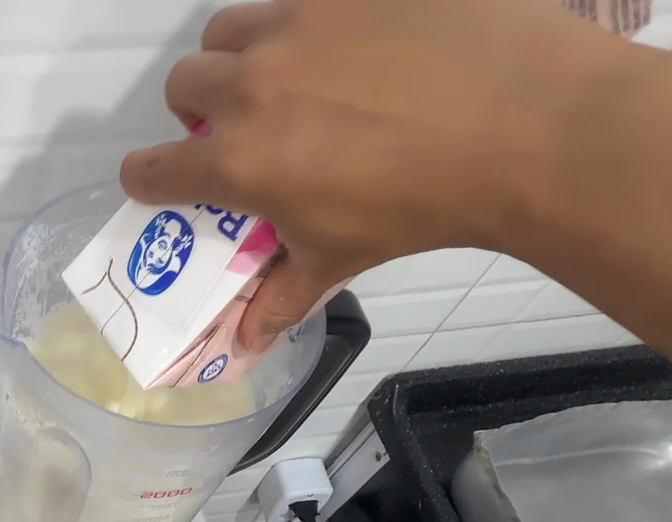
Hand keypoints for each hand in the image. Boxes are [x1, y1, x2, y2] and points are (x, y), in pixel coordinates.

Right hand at [121, 0, 629, 349]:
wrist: (525, 126)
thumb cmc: (417, 207)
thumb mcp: (337, 258)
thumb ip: (280, 297)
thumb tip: (247, 340)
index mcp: (238, 163)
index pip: (151, 170)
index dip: (146, 180)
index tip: (159, 183)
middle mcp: (251, 87)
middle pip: (182, 83)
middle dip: (194, 109)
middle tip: (237, 127)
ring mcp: (299, 23)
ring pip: (227, 28)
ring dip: (235, 55)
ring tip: (282, 76)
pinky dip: (303, 22)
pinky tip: (349, 45)